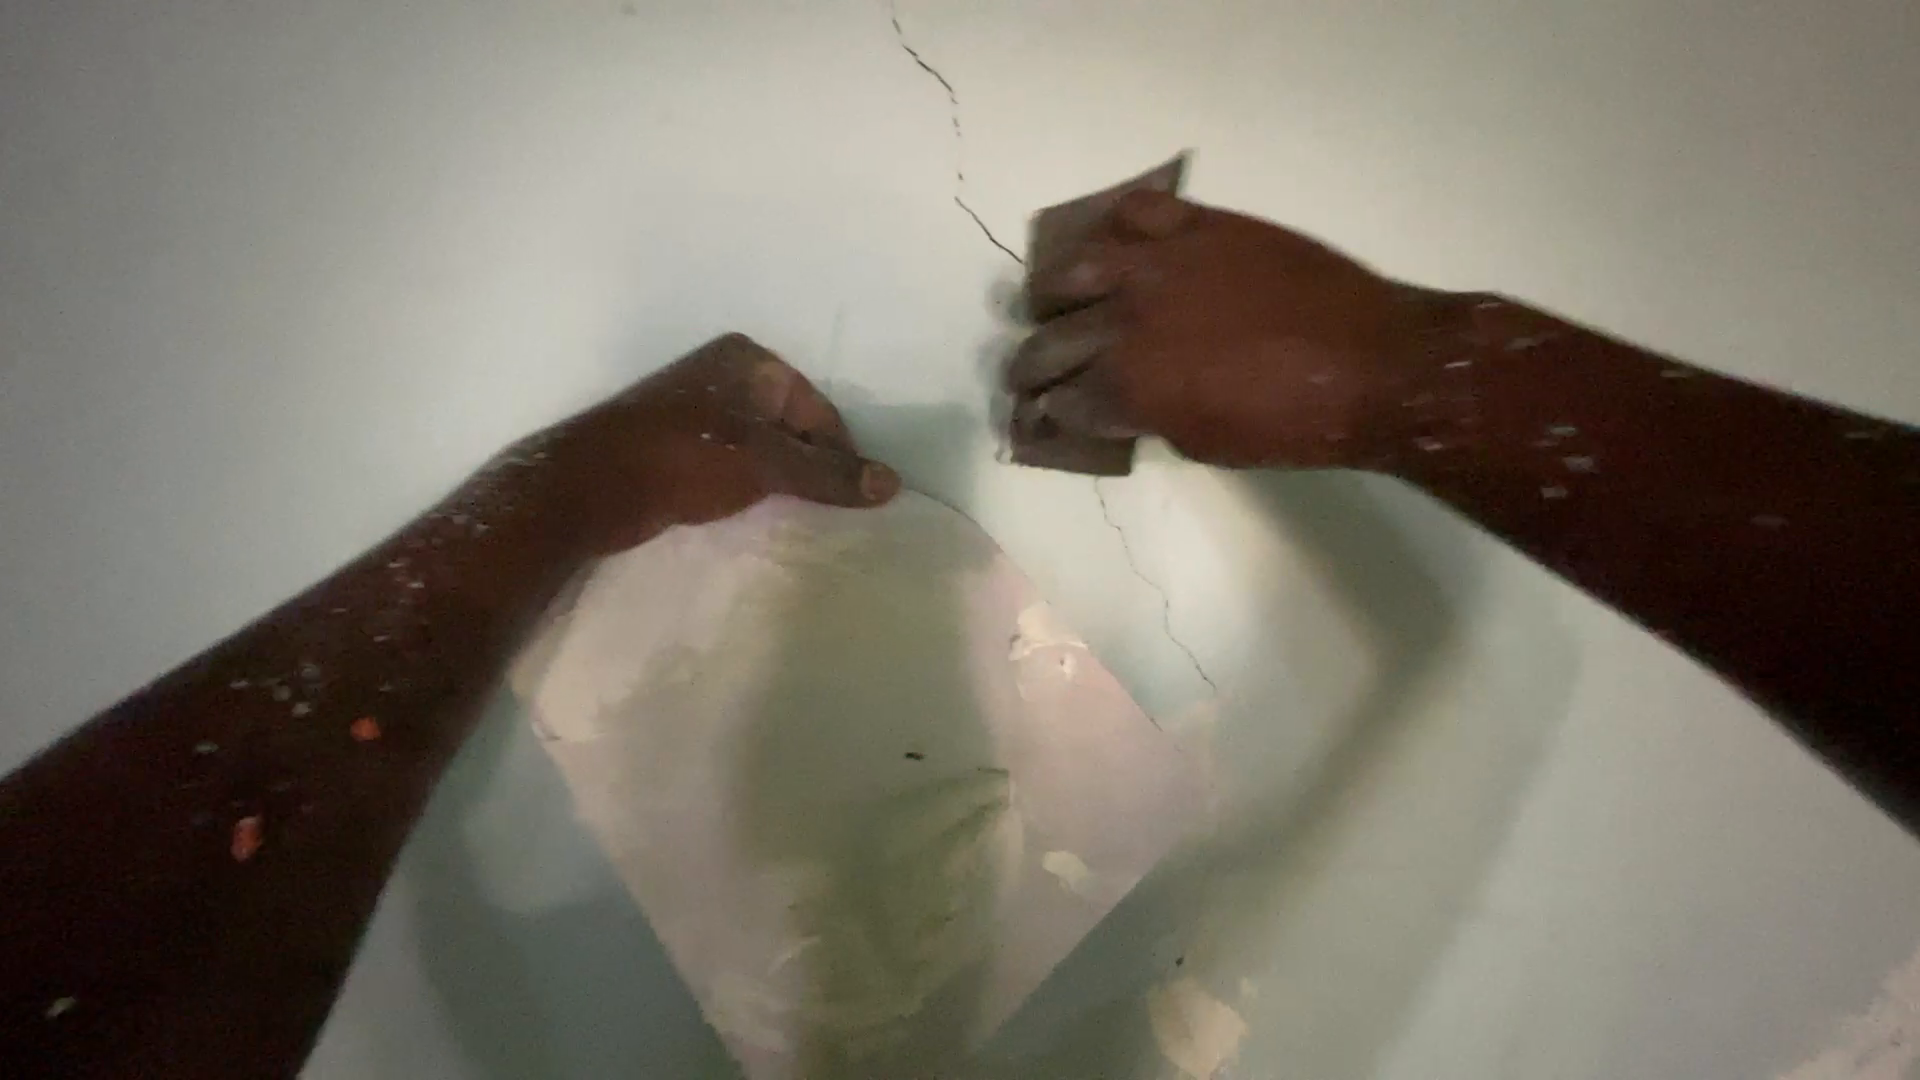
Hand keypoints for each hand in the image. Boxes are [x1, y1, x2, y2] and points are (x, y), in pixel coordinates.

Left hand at [541, 333, 899, 553]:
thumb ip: (830, 474)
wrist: (592, 488)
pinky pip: (739, 455)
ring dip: (783, 476)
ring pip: (767, 443)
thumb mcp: (767, 464)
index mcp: (752, 361)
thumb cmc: (686, 460)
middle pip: (796, 424)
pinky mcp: (683, 438)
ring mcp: (703, 405)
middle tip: (824, 507)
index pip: (820, 410)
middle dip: (811, 465)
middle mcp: (729, 373)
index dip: (839, 455)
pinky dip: (753, 479)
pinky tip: (753, 505)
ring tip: (791, 510)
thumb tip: (893, 483)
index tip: (851, 498)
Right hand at [1007, 191, 1442, 468]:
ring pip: (1073, 268)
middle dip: (1027, 368)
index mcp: (1128, 388)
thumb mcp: (1200, 442)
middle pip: (1049, 342)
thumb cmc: (1287, 425)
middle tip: (1024, 375)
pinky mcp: (1200, 226)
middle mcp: (1127, 322)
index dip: (1044, 414)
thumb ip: (1144, 418)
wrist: (1372, 364)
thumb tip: (1118, 403)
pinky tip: (1115, 245)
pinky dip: (1116, 226)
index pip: (1059, 401)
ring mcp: (1160, 266)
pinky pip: (1137, 212)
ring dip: (1048, 292)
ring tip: (1047, 300)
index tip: (1038, 416)